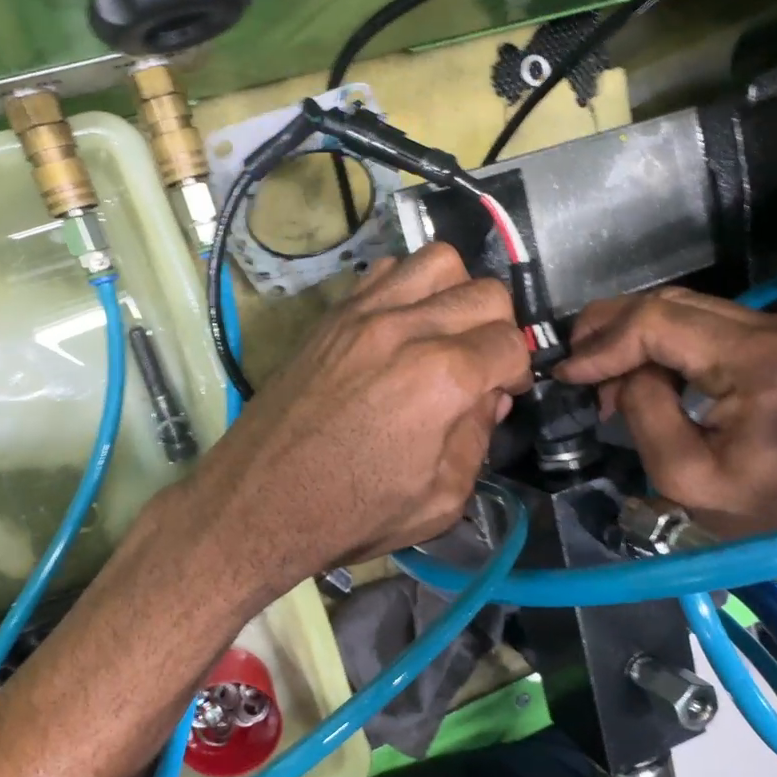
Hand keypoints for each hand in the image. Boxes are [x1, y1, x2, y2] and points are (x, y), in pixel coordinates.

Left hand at [181, 242, 530, 586]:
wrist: (258, 504)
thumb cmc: (350, 515)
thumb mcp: (440, 501)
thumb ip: (477, 440)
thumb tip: (488, 399)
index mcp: (440, 378)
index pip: (510, 344)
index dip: (518, 372)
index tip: (507, 392)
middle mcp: (405, 328)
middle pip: (484, 292)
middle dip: (498, 329)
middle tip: (483, 366)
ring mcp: (362, 314)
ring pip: (436, 262)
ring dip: (456, 293)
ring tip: (446, 334)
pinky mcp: (330, 317)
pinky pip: (384, 273)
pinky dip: (407, 289)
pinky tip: (402, 328)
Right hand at [552, 286, 776, 541]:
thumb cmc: (764, 523)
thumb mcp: (683, 474)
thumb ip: (644, 406)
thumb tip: (623, 372)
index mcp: (768, 360)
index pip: (662, 321)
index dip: (604, 343)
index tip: (565, 372)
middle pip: (680, 304)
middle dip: (617, 329)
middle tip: (574, 361)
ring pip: (699, 312)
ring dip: (644, 337)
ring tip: (604, 374)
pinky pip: (724, 330)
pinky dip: (679, 346)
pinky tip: (650, 372)